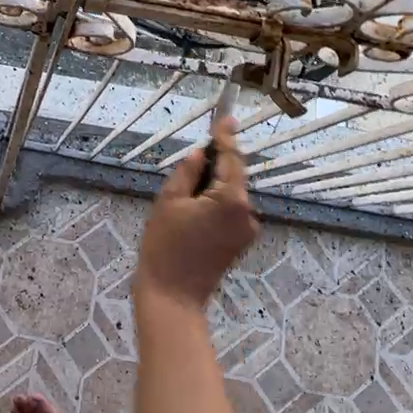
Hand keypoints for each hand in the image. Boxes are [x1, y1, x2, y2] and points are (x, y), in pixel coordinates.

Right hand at [135, 117, 258, 312]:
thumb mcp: (169, 201)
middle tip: (192, 159)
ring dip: (213, 185)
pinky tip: (193, 211)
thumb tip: (201, 153)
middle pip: (233, 176)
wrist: (173, 296)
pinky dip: (216, 202)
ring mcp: (247, 229)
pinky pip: (230, 210)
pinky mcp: (241, 241)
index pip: (231, 158)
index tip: (226, 116)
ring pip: (231, 194)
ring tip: (183, 194)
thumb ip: (187, 172)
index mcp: (230, 199)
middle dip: (215, 164)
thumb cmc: (165, 246)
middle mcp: (247, 212)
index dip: (225, 136)